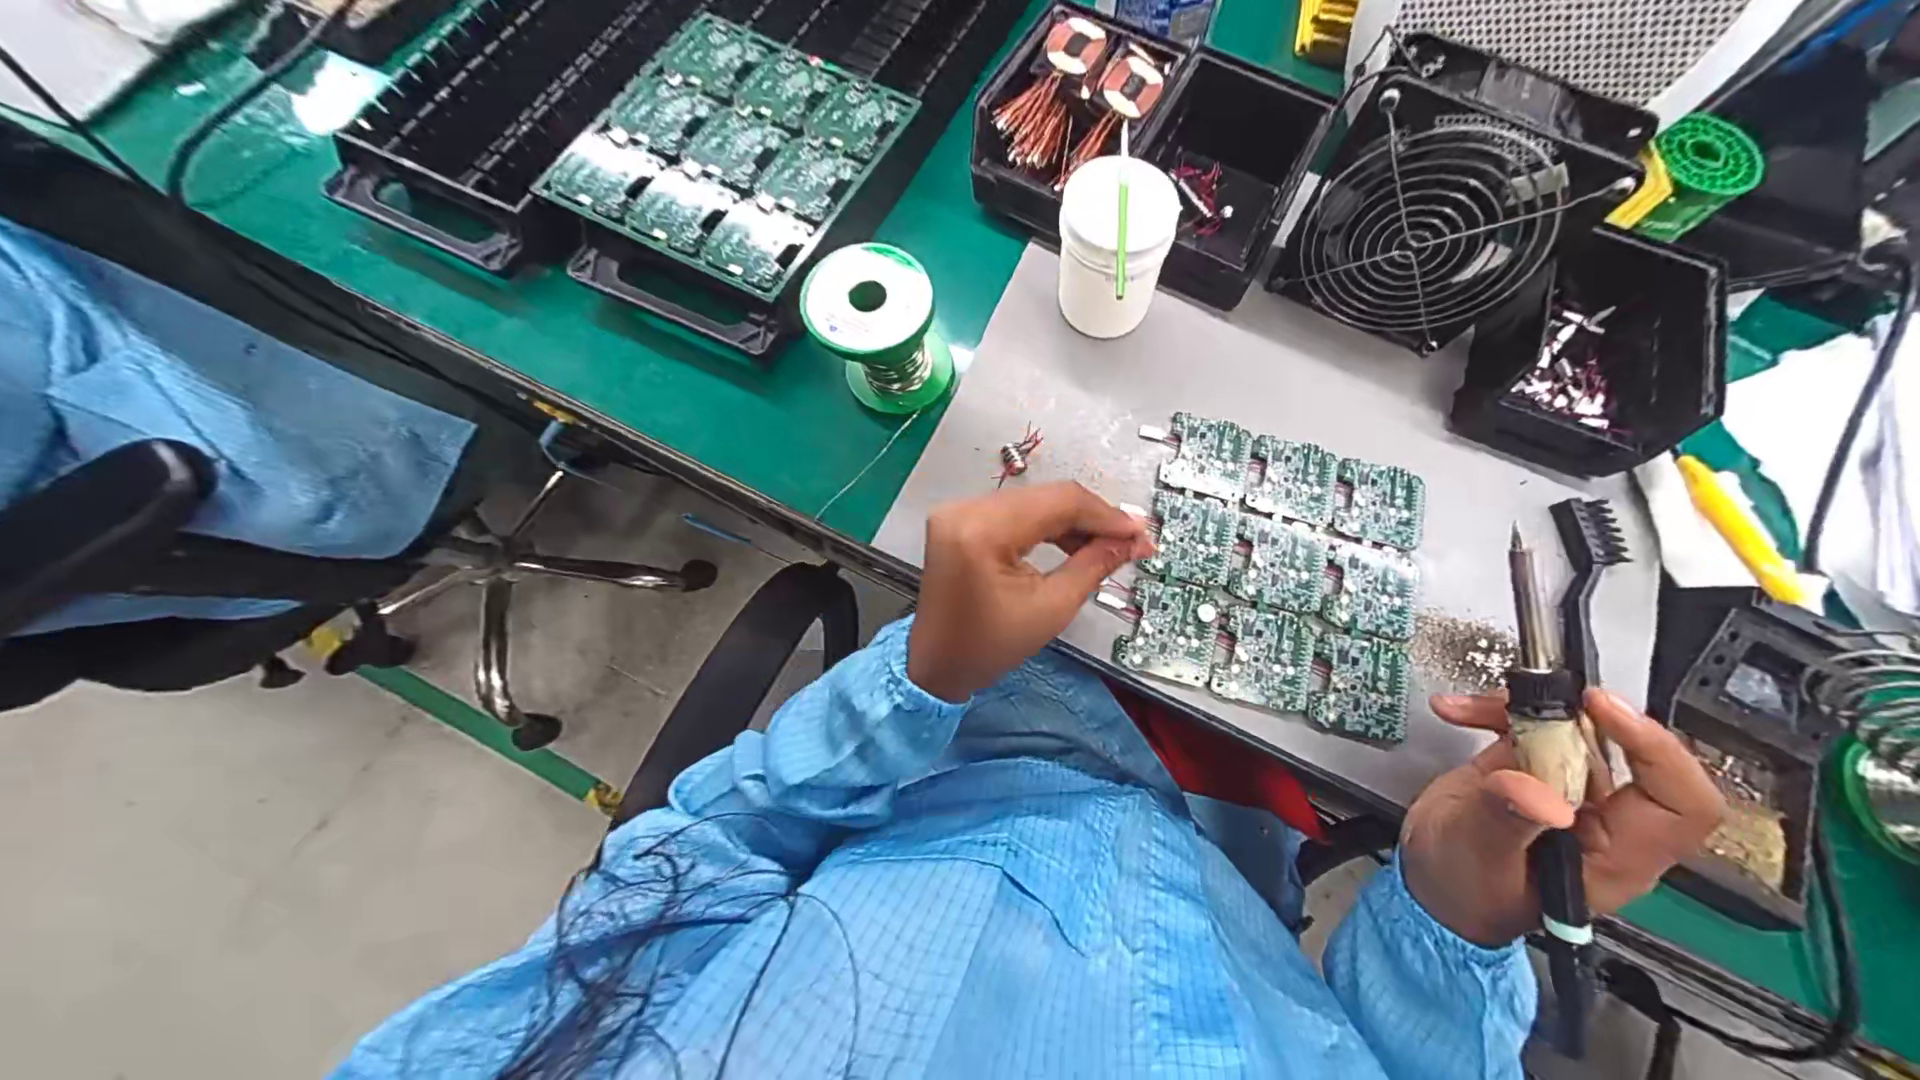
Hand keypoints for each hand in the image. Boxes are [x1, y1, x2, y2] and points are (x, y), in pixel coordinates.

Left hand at [909, 482, 1153, 701]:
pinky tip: (1072, 542)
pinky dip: (1045, 525)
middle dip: (1092, 518)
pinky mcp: (959, 520)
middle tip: (1129, 541)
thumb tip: (1130, 541)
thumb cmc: (987, 647)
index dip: (1105, 515)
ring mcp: (957, 512)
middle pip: (1046, 497)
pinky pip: (1015, 511)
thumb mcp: (1051, 608)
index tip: (1138, 533)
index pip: (1059, 502)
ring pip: (1033, 501)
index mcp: (981, 531)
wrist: (937, 664)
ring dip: (1071, 521)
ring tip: (1105, 546)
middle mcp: (963, 510)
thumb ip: (1094, 565)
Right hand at [1399, 688, 1725, 945]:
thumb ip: (1506, 824)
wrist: (1429, 886)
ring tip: (1469, 708)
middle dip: (1571, 716)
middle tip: (1525, 697)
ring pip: (1570, 732)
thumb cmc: (1462, 891)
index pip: (1678, 802)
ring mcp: (1564, 792)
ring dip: (1517, 708)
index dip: (1656, 751)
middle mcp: (1602, 820)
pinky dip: (1491, 712)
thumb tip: (1542, 796)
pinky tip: (1457, 711)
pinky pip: (1526, 729)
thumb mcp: (1477, 858)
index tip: (1604, 710)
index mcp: (1616, 856)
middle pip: (1620, 753)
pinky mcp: (1526, 770)